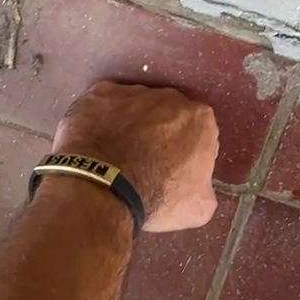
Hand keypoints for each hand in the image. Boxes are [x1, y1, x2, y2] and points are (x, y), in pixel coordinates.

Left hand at [51, 82, 218, 232]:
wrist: (103, 190)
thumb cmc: (156, 197)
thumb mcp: (199, 206)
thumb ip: (204, 184)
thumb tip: (197, 185)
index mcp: (200, 119)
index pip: (200, 134)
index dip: (187, 153)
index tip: (175, 170)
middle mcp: (169, 97)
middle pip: (168, 115)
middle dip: (160, 134)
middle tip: (145, 162)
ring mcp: (132, 93)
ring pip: (135, 107)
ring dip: (130, 125)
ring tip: (116, 155)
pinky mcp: (98, 94)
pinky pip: (104, 106)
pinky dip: (101, 120)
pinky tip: (95, 143)